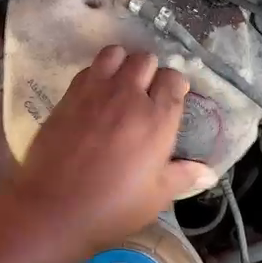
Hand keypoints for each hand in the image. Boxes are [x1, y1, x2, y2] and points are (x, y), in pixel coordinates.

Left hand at [2, 46, 212, 256]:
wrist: (53, 208)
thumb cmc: (112, 207)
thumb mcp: (155, 197)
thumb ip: (182, 176)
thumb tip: (207, 172)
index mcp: (157, 119)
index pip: (174, 80)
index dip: (175, 85)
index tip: (172, 97)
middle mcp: (128, 96)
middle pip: (145, 60)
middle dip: (151, 71)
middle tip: (146, 93)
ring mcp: (95, 92)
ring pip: (115, 54)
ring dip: (122, 63)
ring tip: (121, 84)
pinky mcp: (68, 96)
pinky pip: (88, 68)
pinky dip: (97, 73)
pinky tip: (96, 94)